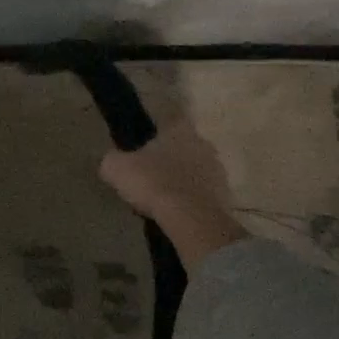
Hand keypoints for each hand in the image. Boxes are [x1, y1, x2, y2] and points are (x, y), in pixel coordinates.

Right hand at [99, 120, 248, 261]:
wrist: (190, 217)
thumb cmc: (152, 182)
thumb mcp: (116, 168)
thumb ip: (113, 160)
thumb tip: (113, 162)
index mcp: (180, 129)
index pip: (170, 121)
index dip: (156, 134)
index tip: (144, 150)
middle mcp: (204, 143)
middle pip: (184, 147)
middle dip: (170, 160)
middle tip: (150, 177)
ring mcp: (218, 170)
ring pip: (195, 171)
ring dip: (182, 181)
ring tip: (162, 200)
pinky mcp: (225, 195)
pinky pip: (203, 194)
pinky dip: (191, 201)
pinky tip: (176, 214)